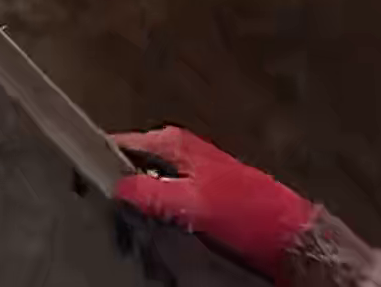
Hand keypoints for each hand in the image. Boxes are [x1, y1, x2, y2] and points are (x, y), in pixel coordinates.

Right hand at [113, 127, 313, 282]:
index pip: (123, 143)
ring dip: (141, 202)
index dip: (104, 158)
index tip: (86, 177)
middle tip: (110, 209)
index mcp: (172, 142)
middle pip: (135, 164)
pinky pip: (166, 199)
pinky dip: (157, 212)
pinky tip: (156, 230)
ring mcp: (191, 172)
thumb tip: (117, 187)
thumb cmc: (246, 211)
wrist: (293, 237)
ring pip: (150, 183)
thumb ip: (152, 194)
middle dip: (123, 186)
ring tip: (131, 225)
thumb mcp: (194, 203)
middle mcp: (178, 150)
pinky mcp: (202, 194)